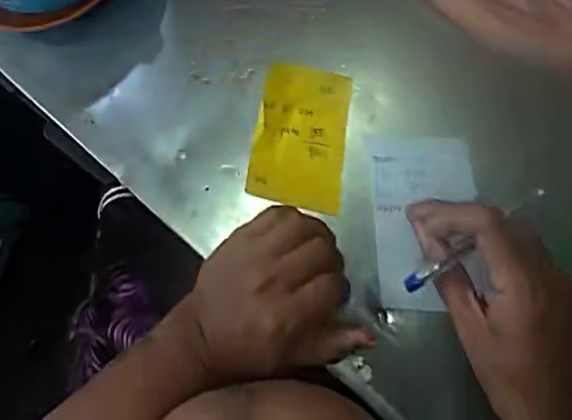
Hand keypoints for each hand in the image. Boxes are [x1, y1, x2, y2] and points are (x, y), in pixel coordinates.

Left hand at [163, 206, 375, 384]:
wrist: (202, 333)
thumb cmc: (250, 351)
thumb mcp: (292, 358)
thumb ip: (333, 344)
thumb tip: (369, 333)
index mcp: (286, 315)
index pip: (332, 285)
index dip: (340, 287)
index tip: (335, 292)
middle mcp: (273, 278)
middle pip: (321, 250)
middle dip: (332, 259)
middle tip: (326, 268)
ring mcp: (256, 252)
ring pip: (303, 225)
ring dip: (316, 234)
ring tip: (315, 245)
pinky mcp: (243, 234)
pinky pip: (278, 213)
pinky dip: (293, 218)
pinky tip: (295, 231)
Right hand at [408, 201, 571, 419]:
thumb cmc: (511, 382)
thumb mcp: (472, 334)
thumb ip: (450, 280)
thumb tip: (427, 239)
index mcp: (523, 282)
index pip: (486, 222)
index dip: (449, 211)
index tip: (417, 217)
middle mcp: (546, 271)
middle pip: (499, 219)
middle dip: (459, 214)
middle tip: (424, 220)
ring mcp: (560, 279)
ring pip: (515, 229)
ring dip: (479, 224)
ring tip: (446, 233)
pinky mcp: (564, 290)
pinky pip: (528, 249)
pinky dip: (499, 241)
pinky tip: (480, 256)